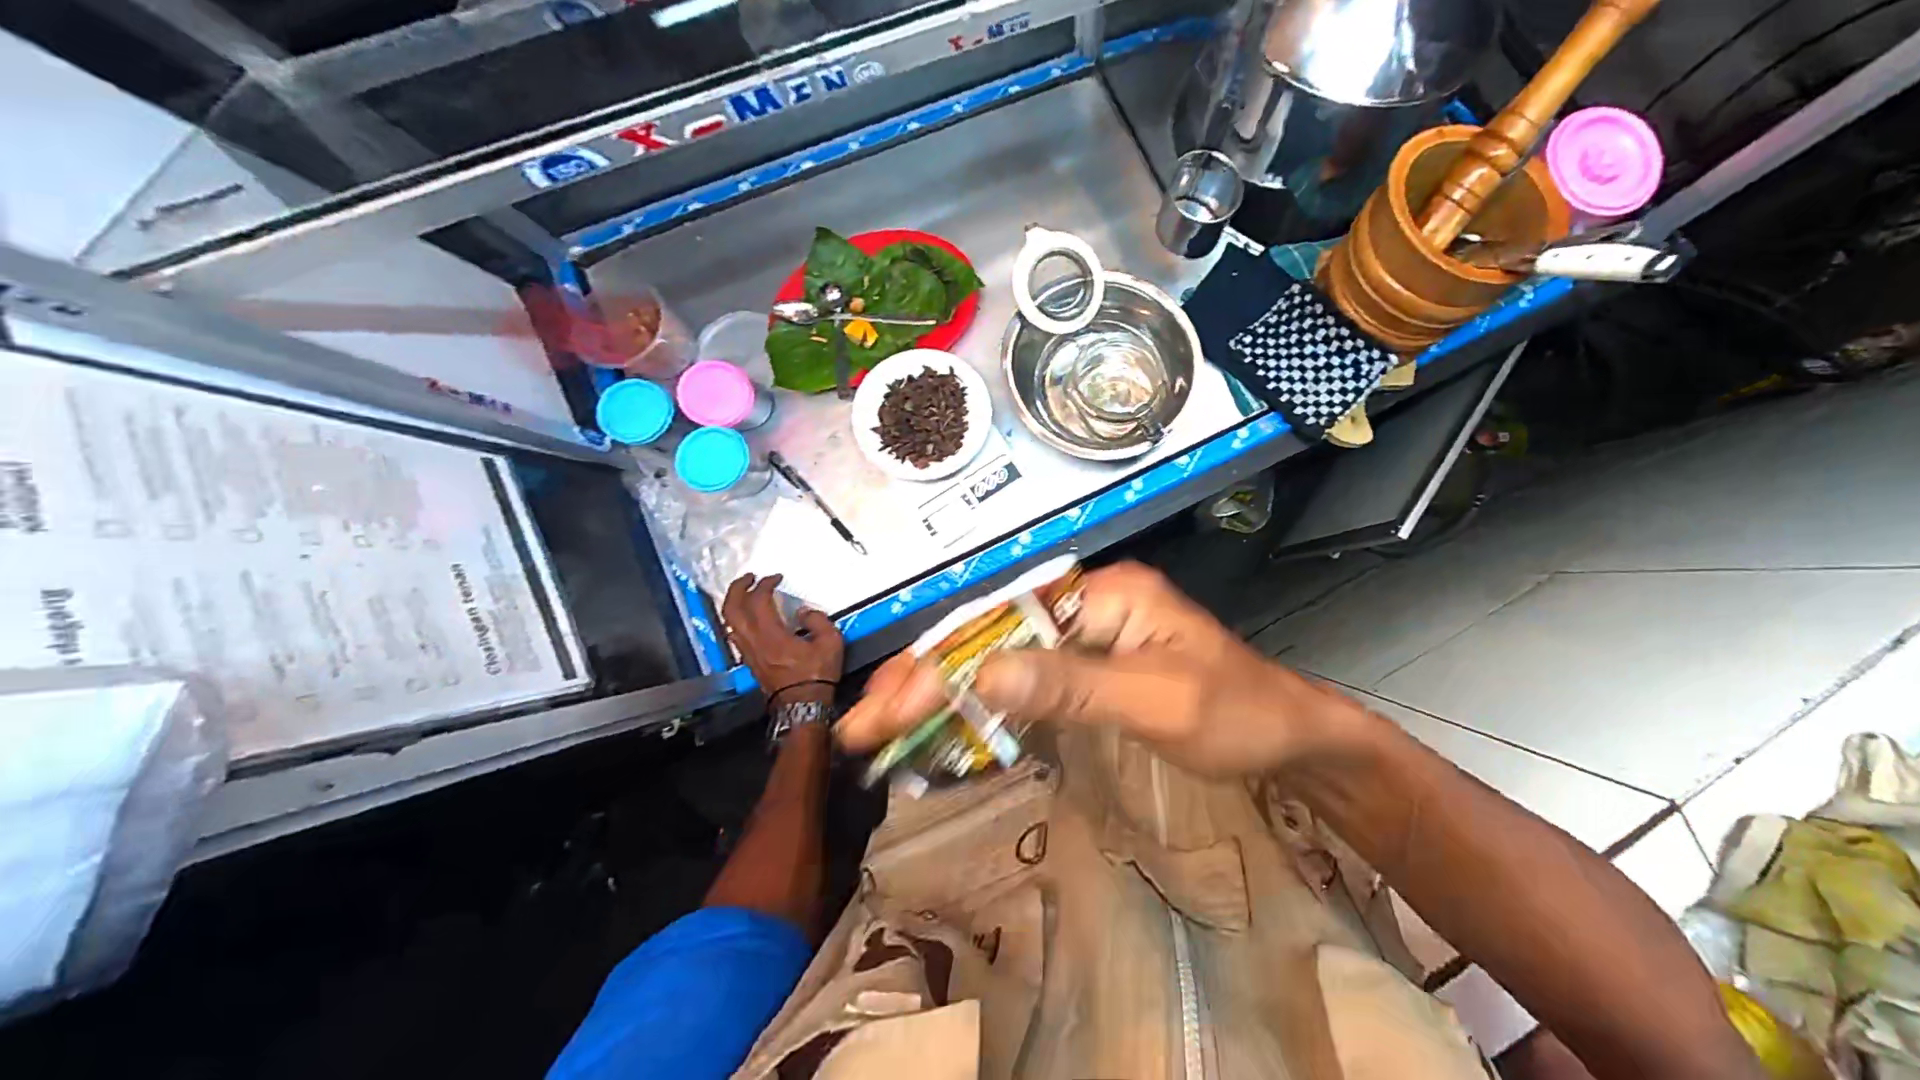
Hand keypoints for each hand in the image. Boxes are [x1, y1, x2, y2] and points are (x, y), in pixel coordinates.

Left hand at [722, 573, 844, 706]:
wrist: (803, 707)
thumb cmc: (817, 675)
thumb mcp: (830, 643)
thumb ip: (818, 620)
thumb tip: (803, 613)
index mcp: (771, 635)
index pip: (758, 600)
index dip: (765, 584)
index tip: (776, 577)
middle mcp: (753, 642)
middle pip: (732, 609)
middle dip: (738, 588)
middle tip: (750, 577)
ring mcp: (747, 653)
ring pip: (729, 622)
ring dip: (735, 603)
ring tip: (746, 594)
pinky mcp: (749, 662)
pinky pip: (735, 634)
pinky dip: (738, 619)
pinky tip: (750, 618)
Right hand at [835, 562, 1368, 775]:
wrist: (1289, 737)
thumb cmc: (1236, 714)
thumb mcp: (1157, 700)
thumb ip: (1070, 684)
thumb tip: (983, 676)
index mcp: (1097, 594)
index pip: (996, 626)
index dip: (936, 669)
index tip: (887, 712)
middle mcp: (1079, 603)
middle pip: (984, 638)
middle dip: (920, 680)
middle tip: (863, 727)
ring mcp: (1078, 634)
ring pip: (991, 659)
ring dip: (935, 694)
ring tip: (881, 727)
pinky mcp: (1081, 665)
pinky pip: (1016, 683)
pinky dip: (974, 707)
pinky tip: (940, 726)